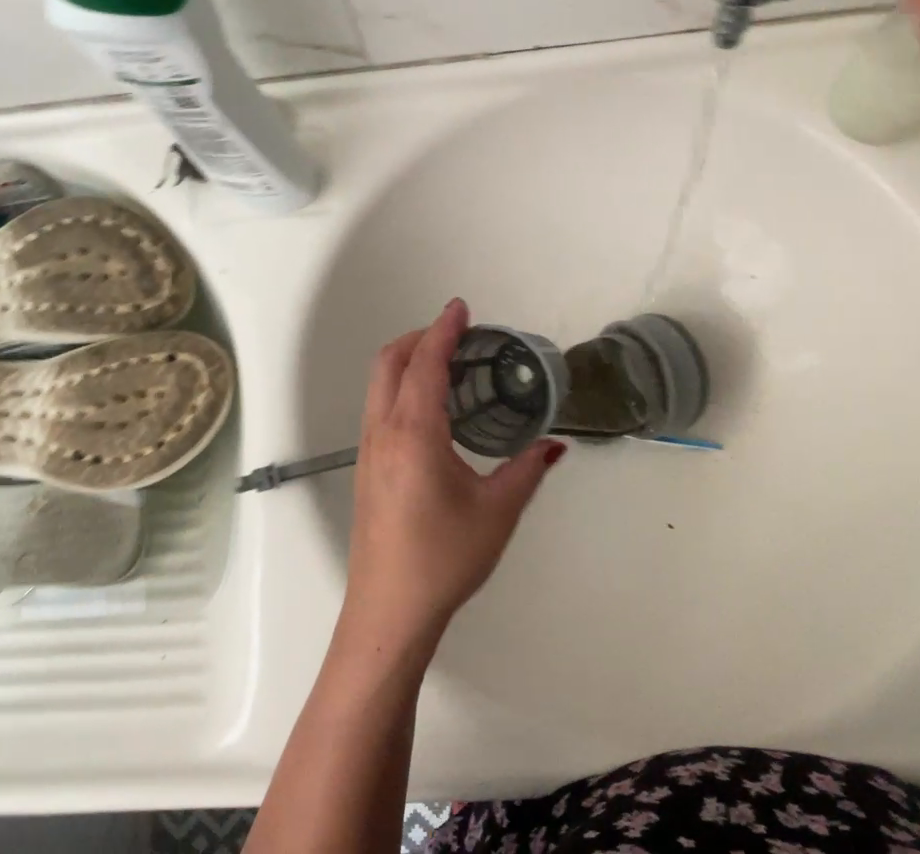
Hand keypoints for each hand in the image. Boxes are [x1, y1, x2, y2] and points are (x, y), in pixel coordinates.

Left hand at [342, 298, 567, 644]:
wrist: (390, 610)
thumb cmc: (444, 558)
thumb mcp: (497, 511)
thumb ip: (527, 469)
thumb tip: (554, 445)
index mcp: (413, 433)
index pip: (424, 363)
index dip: (444, 330)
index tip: (462, 308)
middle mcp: (382, 432)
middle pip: (389, 362)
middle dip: (419, 337)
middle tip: (458, 334)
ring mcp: (367, 452)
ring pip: (378, 386)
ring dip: (406, 362)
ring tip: (448, 366)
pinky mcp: (365, 470)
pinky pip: (379, 409)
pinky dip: (400, 389)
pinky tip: (432, 412)